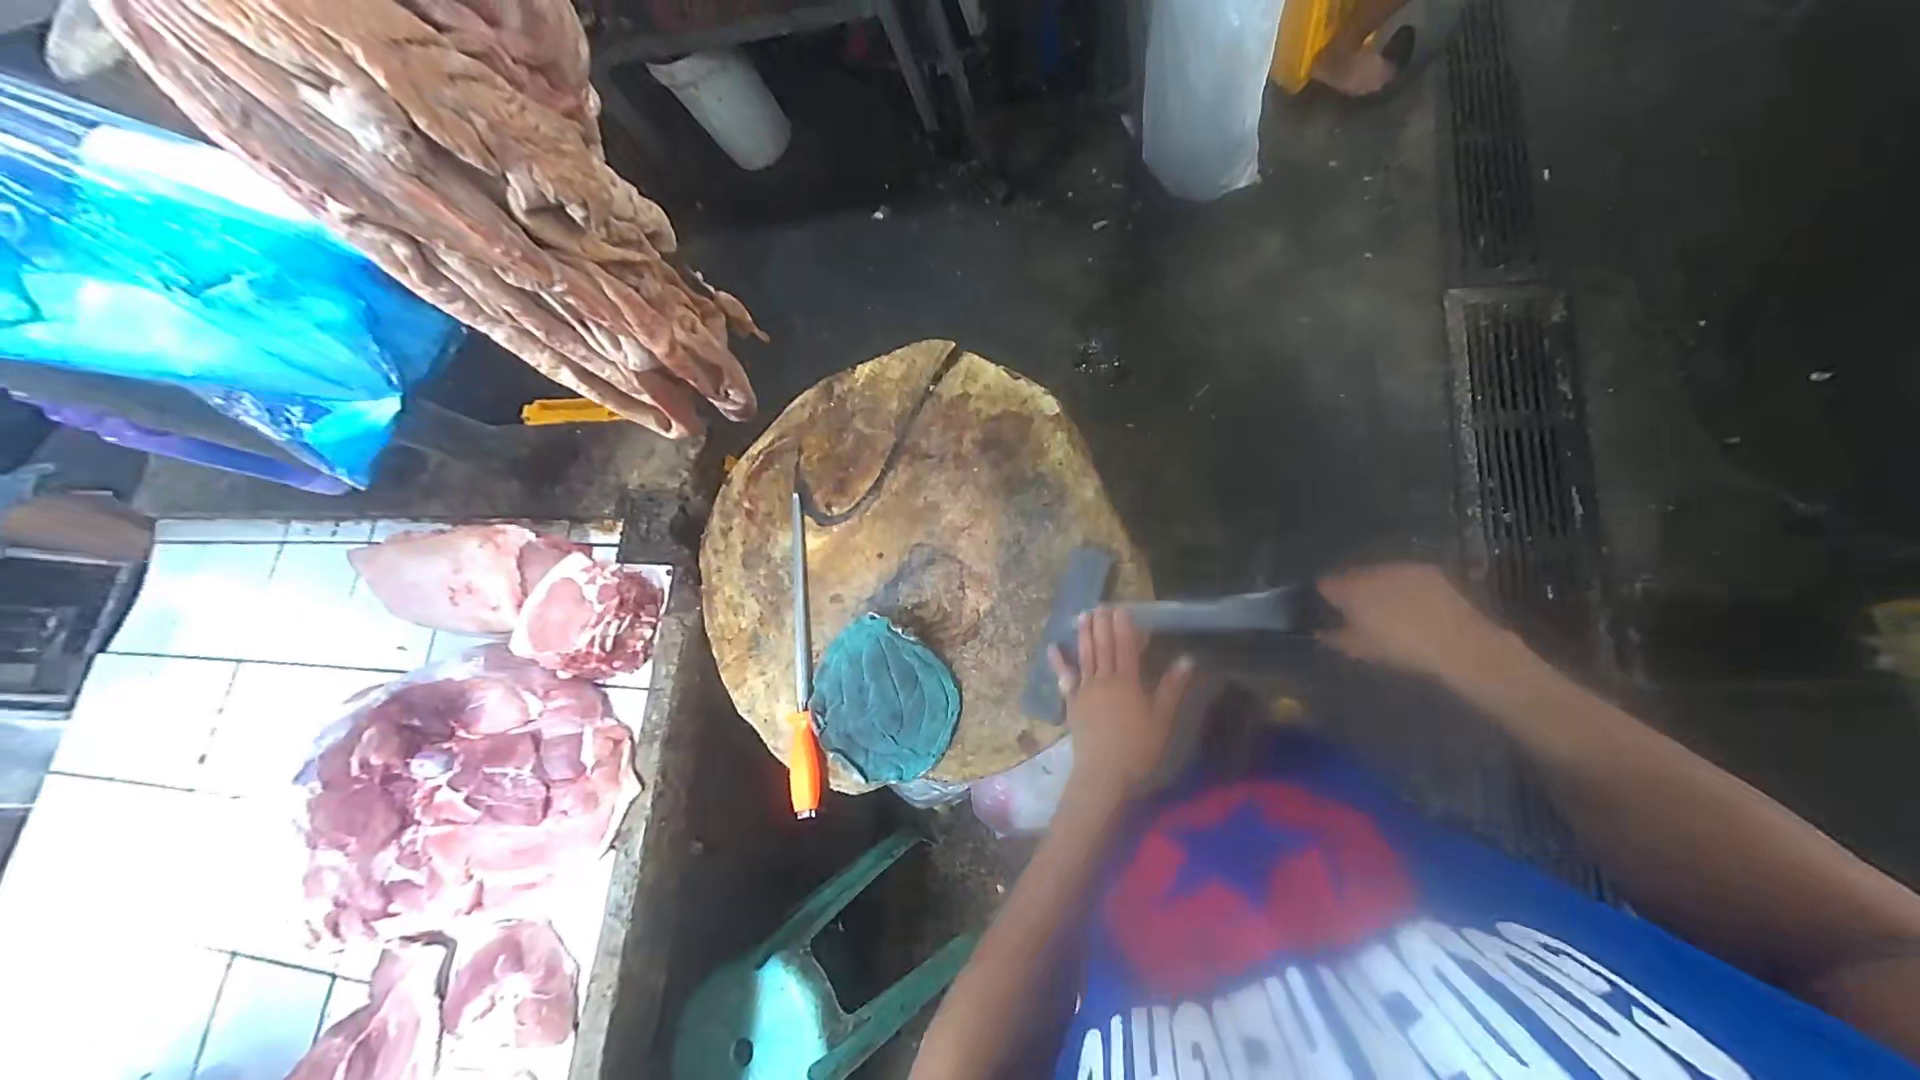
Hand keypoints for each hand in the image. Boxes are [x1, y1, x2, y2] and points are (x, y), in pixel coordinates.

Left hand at [1048, 607, 1194, 807]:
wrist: (1103, 772)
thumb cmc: (1138, 747)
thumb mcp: (1162, 718)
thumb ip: (1172, 687)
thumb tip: (1187, 659)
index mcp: (1127, 681)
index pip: (1125, 646)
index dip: (1124, 626)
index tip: (1121, 607)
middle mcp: (1103, 679)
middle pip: (1103, 646)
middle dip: (1102, 624)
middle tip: (1101, 605)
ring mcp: (1085, 690)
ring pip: (1085, 656)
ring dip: (1084, 634)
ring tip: (1083, 615)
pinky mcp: (1073, 703)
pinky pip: (1065, 678)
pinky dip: (1059, 663)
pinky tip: (1053, 648)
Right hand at [1316, 563, 1518, 680]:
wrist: (1459, 643)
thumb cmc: (1401, 648)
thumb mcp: (1360, 649)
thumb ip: (1334, 637)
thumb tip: (1320, 631)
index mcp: (1349, 590)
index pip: (1325, 583)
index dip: (1328, 596)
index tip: (1335, 609)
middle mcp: (1371, 572)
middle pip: (1351, 574)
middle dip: (1353, 588)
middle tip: (1363, 610)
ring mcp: (1400, 567)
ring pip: (1378, 572)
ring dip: (1378, 584)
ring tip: (1391, 605)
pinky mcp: (1426, 569)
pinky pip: (1404, 573)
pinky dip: (1403, 584)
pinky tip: (1414, 601)